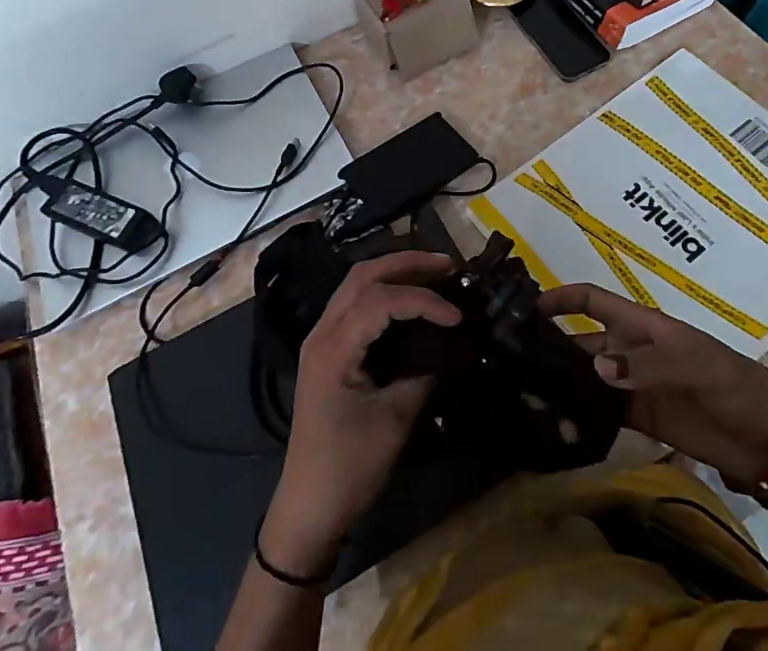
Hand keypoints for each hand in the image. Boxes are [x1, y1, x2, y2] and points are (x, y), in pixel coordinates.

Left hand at [261, 251, 460, 576]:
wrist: (309, 504)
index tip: (458, 317)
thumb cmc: (350, 466)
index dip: (424, 300)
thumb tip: (451, 345)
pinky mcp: (326, 351)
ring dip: (394, 272)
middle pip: (362, 276)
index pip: (381, 300)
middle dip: (406, 263)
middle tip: (448, 266)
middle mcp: (321, 332)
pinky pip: (353, 304)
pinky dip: (383, 292)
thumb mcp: (395, 420)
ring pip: (355, 285)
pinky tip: (408, 301)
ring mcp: (320, 340)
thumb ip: (423, 373)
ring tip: (434, 274)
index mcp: (334, 348)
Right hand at [538, 283, 767, 489]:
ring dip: (558, 386)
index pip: (592, 301)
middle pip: (578, 341)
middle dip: (548, 348)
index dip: (561, 298)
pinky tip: (560, 428)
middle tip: (514, 366)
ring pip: (582, 379)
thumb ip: (649, 365)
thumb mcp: (698, 364)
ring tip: (530, 401)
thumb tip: (598, 369)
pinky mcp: (634, 418)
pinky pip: (597, 413)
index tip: (527, 307)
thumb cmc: (735, 384)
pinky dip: (577, 418)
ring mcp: (628, 385)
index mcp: (641, 326)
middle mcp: (627, 351)